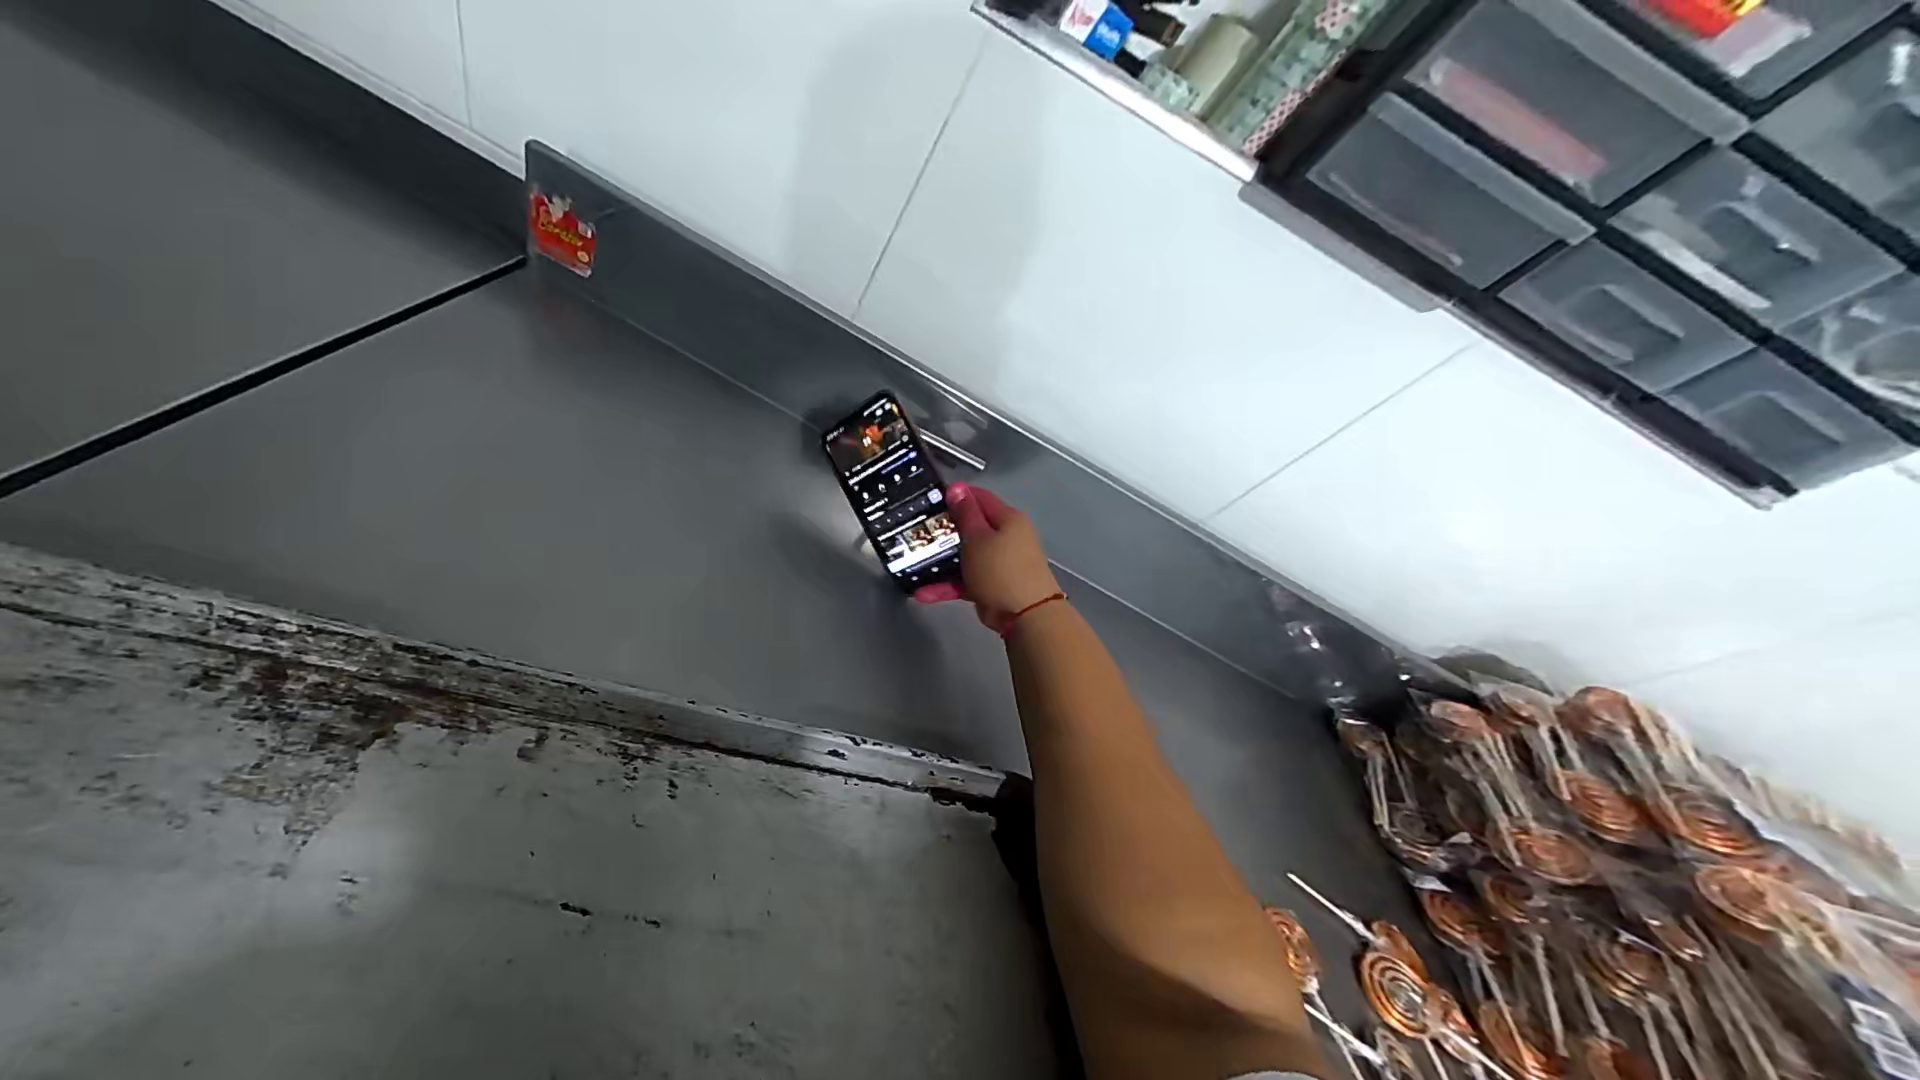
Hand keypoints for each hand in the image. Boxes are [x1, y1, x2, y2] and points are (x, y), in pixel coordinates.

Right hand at [914, 483, 1062, 631]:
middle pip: (971, 527)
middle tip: (917, 531)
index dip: (956, 495)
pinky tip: (924, 593)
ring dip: (942, 562)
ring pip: (966, 556)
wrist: (1026, 615)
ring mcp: (999, 563)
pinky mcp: (991, 586)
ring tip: (914, 564)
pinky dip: (949, 585)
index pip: (979, 497)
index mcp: (1007, 519)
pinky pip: (966, 580)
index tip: (930, 499)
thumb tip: (957, 487)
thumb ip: (965, 513)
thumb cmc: (1000, 569)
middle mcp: (1006, 537)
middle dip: (944, 530)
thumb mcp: (978, 538)